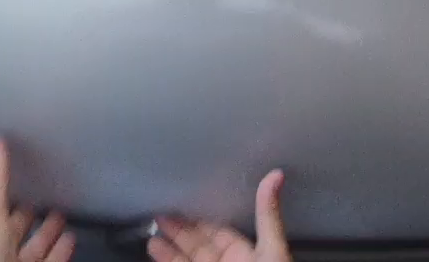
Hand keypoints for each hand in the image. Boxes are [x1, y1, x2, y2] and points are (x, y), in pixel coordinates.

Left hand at [0, 136, 75, 261]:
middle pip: (20, 230)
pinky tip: (71, 241)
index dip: (12, 195)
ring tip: (66, 218)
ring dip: (51, 234)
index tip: (27, 175)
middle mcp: (0, 253)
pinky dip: (61, 252)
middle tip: (51, 196)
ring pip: (37, 248)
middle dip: (35, 215)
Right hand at [148, 170, 289, 261]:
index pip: (219, 233)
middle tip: (159, 215)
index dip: (199, 219)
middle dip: (179, 232)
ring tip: (152, 239)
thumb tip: (276, 175)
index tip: (182, 203)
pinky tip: (156, 257)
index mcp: (247, 257)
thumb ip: (267, 216)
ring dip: (169, 253)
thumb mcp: (272, 252)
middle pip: (199, 248)